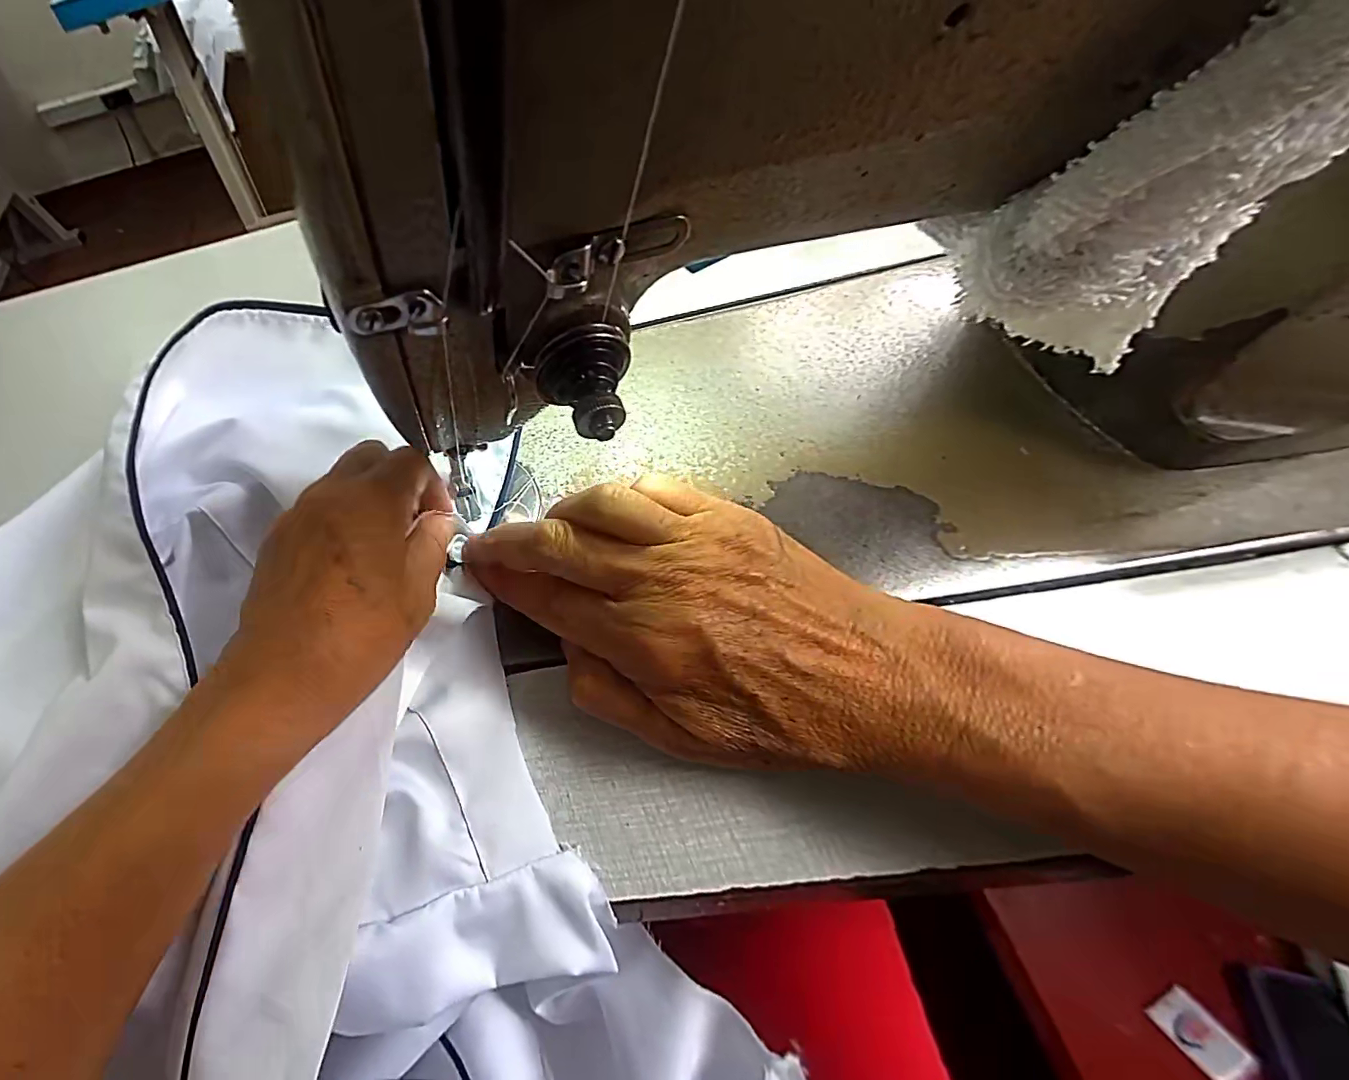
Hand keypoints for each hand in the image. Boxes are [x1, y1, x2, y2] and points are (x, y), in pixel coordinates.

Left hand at [217, 442, 456, 732]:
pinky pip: (317, 507)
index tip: (438, 523)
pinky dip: (340, 517)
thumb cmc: (362, 635)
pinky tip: (346, 564)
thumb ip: (433, 543)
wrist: (282, 675)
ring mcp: (298, 512)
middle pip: (372, 457)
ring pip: (341, 479)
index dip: (433, 484)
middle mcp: (331, 492)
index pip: (410, 459)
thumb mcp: (418, 593)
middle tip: (412, 526)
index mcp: (372, 499)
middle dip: (399, 481)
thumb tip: (436, 520)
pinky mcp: (277, 536)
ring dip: (368, 498)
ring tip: (379, 547)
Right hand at [464, 475, 947, 770]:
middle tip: (488, 543)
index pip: (549, 598)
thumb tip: (568, 649)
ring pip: (599, 505)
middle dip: (510, 541)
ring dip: (558, 512)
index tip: (481, 570)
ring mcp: (692, 539)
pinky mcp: (724, 517)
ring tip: (545, 526)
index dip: (506, 581)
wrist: (867, 676)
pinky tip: (607, 507)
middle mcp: (657, 580)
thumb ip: (607, 695)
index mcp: (641, 640)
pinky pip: (655, 487)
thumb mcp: (680, 739)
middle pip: (559, 545)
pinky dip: (617, 492)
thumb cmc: (777, 716)